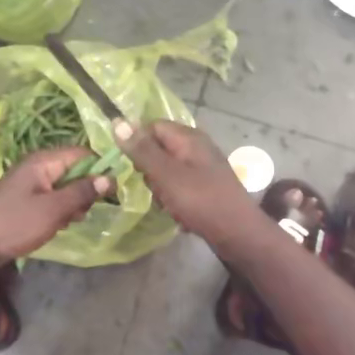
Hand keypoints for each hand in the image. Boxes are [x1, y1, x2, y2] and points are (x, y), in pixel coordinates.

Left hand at [0, 147, 109, 269]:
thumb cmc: (16, 224)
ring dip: (72, 203)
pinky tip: (56, 225)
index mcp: (42, 161)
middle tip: (83, 212)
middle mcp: (35, 165)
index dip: (100, 169)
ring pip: (63, 186)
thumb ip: (82, 192)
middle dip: (84, 190)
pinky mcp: (23, 198)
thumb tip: (109, 177)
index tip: (113, 191)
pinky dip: (58, 209)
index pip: (82, 153)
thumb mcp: (54, 209)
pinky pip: (50, 197)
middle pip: (73, 169)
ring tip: (68, 222)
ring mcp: (28, 182)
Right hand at [114, 119, 260, 246]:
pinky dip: (172, 195)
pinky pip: (178, 183)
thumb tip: (117, 121)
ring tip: (164, 201)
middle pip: (158, 147)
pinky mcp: (205, 184)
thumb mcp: (166, 174)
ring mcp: (203, 166)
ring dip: (159, 185)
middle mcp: (197, 146)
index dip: (137, 143)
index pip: (152, 126)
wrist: (237, 233)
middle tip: (151, 186)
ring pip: (166, 168)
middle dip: (147, 168)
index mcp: (188, 137)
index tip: (129, 165)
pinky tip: (175, 209)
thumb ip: (142, 150)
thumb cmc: (200, 200)